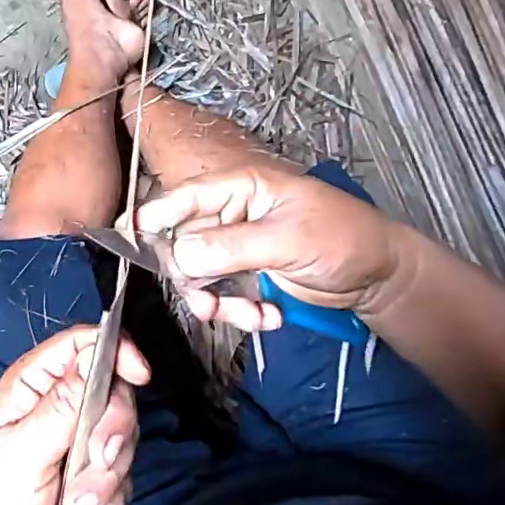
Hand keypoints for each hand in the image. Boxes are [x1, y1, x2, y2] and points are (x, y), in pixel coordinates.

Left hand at [0, 326, 147, 504]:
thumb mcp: (20, 452)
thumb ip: (62, 405)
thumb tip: (93, 357)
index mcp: (33, 386)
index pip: (84, 345)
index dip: (116, 351)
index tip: (139, 374)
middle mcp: (57, 407)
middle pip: (114, 391)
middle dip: (112, 431)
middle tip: (96, 457)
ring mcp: (75, 442)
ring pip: (121, 439)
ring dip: (103, 479)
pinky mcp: (89, 478)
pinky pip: (121, 480)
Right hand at [136, 165, 412, 329]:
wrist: (378, 276)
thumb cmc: (342, 238)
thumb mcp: (288, 239)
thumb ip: (232, 246)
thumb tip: (179, 255)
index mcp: (239, 186)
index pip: (182, 197)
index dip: (151, 217)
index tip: (126, 241)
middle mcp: (231, 212)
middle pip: (183, 242)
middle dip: (193, 279)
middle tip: (210, 306)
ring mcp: (237, 244)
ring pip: (199, 275)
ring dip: (220, 302)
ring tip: (252, 316)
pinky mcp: (246, 273)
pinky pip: (222, 294)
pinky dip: (239, 311)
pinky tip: (268, 317)